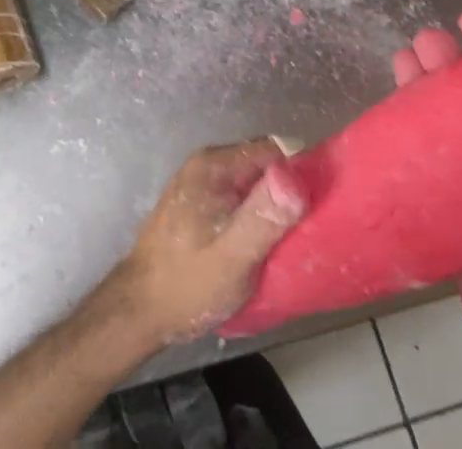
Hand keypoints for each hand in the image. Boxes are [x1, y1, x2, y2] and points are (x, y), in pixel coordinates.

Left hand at [109, 139, 305, 345]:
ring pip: (255, 187)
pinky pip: (243, 202)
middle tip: (312, 230)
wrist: (141, 311)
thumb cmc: (186, 285)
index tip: (320, 208)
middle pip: (265, 167)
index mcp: (213, 167)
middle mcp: (207, 167)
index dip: (300, 176)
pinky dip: (260, 219)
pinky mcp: (203, 207)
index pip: (274, 151)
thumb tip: (295, 179)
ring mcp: (203, 187)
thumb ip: (262, 219)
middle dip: (290, 194)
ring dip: (276, 210)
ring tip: (297, 241)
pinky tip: (271, 247)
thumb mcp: (232, 258)